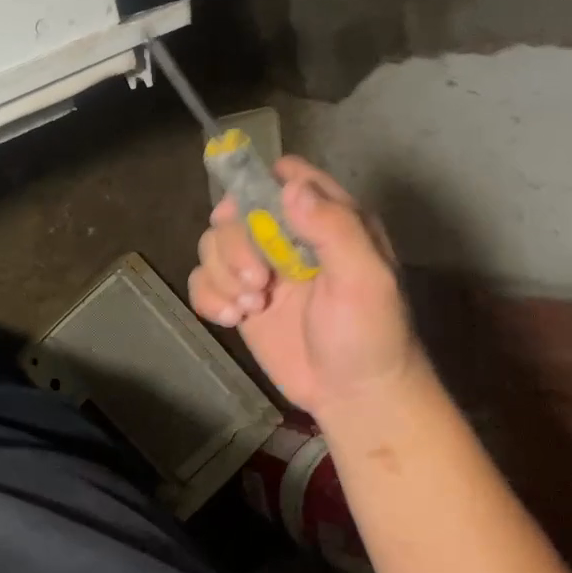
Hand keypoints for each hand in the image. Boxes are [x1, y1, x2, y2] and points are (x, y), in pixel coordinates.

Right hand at [188, 156, 421, 415]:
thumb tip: (291, 187)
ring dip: (221, 277)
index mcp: (329, 222)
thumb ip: (333, 229)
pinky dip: (208, 299)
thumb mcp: (364, 279)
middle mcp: (289, 238)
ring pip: (211, 247)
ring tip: (249, 308)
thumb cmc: (370, 334)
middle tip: (257, 283)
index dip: (261, 185)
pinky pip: (201, 282)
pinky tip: (231, 320)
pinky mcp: (238, 299)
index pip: (287, 178)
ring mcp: (260, 269)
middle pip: (234, 215)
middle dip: (234, 249)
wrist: (351, 393)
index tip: (248, 214)